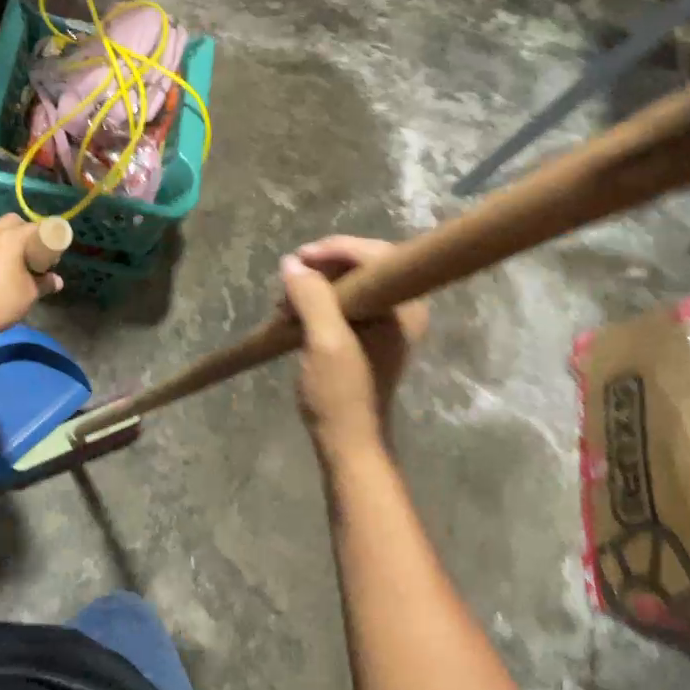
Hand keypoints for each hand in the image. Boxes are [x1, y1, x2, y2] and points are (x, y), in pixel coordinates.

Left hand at [0, 214, 64, 334]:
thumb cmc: (2, 301)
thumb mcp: (30, 293)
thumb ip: (46, 282)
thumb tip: (57, 281)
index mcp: (9, 237)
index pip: (35, 227)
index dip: (48, 237)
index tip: (54, 254)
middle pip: (13, 221)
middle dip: (27, 232)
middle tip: (36, 252)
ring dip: (11, 240)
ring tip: (20, 262)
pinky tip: (4, 269)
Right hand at [279, 237, 428, 451]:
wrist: (347, 440)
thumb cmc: (341, 393)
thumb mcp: (324, 342)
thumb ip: (311, 297)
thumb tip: (291, 264)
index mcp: (403, 308)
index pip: (377, 254)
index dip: (338, 249)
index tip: (301, 258)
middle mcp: (402, 309)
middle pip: (364, 263)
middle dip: (323, 266)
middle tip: (290, 278)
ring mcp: (386, 323)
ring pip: (351, 282)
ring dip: (315, 284)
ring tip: (285, 301)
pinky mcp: (367, 335)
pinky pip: (344, 301)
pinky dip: (318, 300)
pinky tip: (293, 313)